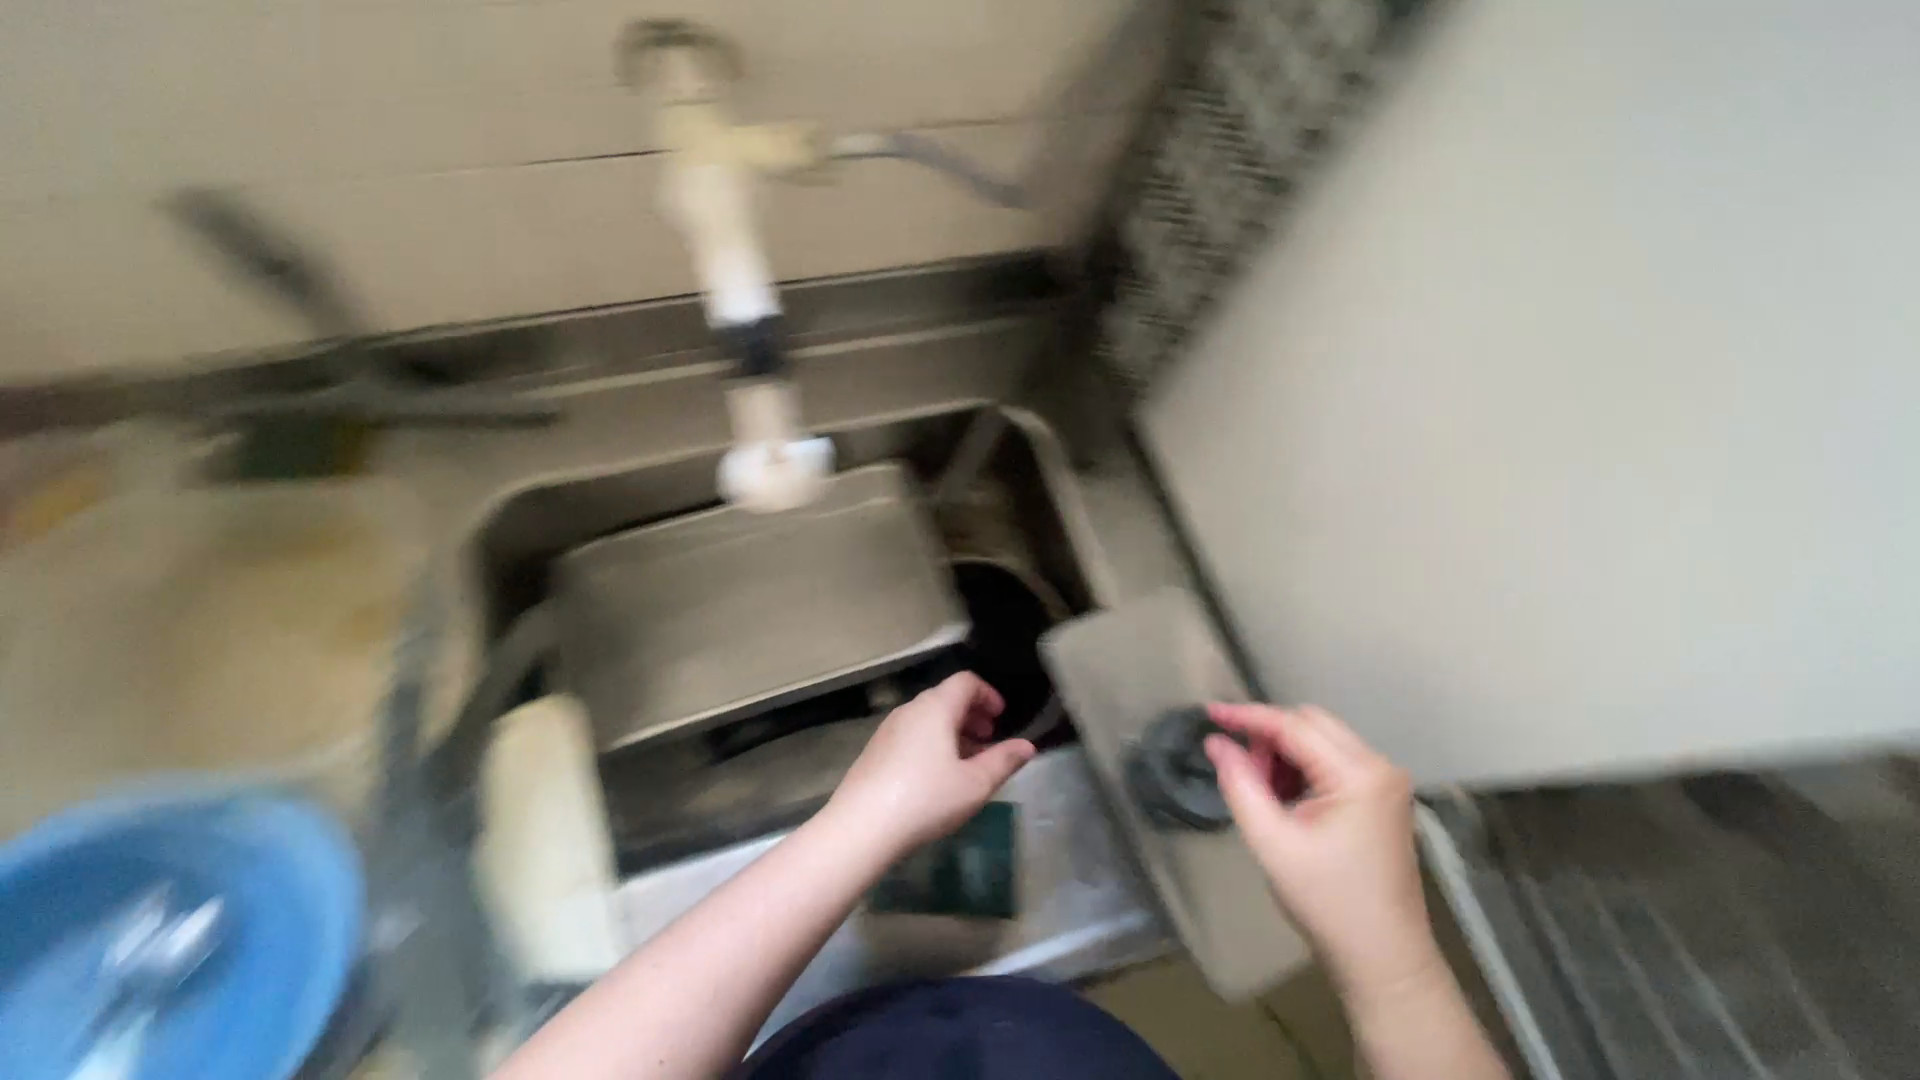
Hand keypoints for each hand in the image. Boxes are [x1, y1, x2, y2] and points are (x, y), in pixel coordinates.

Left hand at [822, 673, 1035, 860]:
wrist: (861, 827)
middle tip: (989, 740)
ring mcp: (888, 729)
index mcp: (936, 707)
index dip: (988, 694)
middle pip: (946, 698)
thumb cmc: (926, 799)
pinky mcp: (875, 751)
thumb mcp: (975, 784)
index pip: (966, 681)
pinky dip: (932, 743)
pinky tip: (937, 777)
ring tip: (967, 763)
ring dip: (953, 732)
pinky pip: (912, 735)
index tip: (1001, 718)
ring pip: (928, 719)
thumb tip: (1027, 746)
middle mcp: (910, 710)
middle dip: (972, 715)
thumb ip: (1004, 761)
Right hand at [1204, 704, 1440, 1000]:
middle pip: (1312, 723)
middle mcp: (1380, 767)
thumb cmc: (1326, 900)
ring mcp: (1386, 782)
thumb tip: (1215, 742)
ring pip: (1322, 739)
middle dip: (1268, 735)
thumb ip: (1239, 783)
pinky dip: (1303, 767)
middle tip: (1239, 767)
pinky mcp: (1383, 797)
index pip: (1293, 725)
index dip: (1247, 716)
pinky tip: (1285, 798)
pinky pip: (1334, 761)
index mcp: (1359, 774)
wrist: (1382, 956)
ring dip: (1285, 751)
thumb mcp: (1271, 841)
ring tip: (1262, 791)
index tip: (1209, 714)